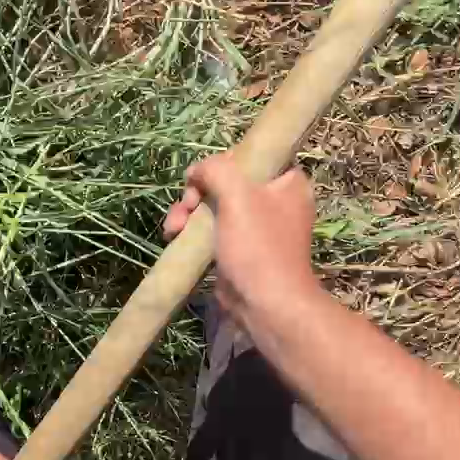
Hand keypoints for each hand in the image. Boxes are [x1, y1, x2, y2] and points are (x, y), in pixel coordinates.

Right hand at [162, 154, 321, 321]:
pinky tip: (174, 236)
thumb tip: (197, 170)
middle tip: (186, 206)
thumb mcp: (238, 196)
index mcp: (286, 183)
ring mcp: (254, 225)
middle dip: (197, 192)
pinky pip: (209, 226)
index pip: (253, 156)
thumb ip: (217, 170)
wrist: (264, 303)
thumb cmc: (258, 246)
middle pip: (226, 180)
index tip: (204, 176)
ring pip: (212, 204)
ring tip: (173, 228)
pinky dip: (191, 229)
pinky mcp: (237, 245)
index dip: (224, 162)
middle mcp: (273, 201)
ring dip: (187, 212)